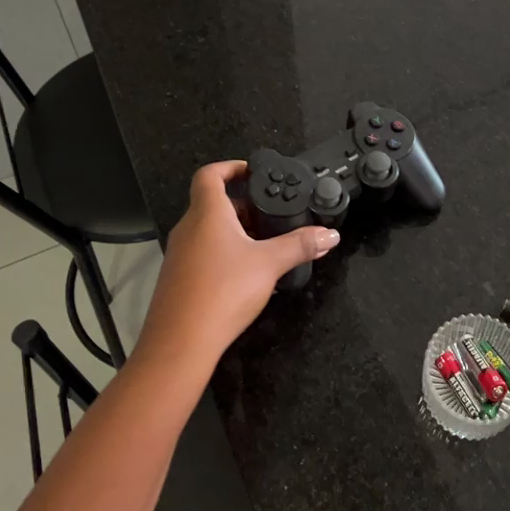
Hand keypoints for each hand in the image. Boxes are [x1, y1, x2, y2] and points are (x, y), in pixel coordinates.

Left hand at [137, 161, 338, 361]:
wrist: (180, 343)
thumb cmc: (222, 292)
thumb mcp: (269, 265)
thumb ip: (300, 245)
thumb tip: (330, 235)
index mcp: (207, 213)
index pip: (210, 174)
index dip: (230, 166)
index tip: (252, 171)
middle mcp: (188, 228)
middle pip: (213, 203)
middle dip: (243, 206)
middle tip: (271, 215)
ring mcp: (180, 254)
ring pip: (209, 230)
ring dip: (236, 231)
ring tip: (265, 245)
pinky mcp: (179, 278)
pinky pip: (204, 253)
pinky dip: (225, 253)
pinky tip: (247, 275)